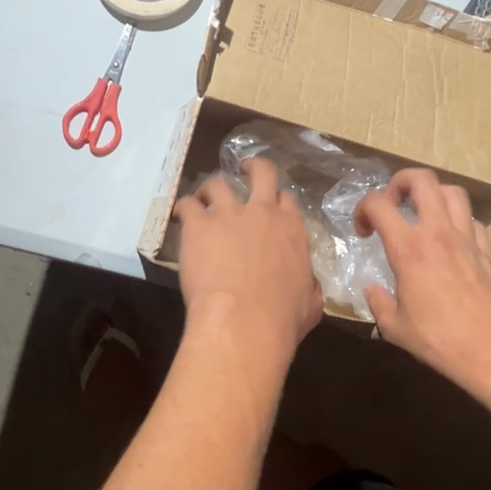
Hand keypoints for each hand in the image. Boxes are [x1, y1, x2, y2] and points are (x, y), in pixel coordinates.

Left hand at [173, 158, 322, 361]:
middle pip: (262, 172)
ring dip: (211, 188)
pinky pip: (188, 205)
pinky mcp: (199, 225)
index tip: (269, 206)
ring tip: (203, 197)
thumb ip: (309, 286)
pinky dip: (183, 208)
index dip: (277, 200)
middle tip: (244, 168)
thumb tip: (309, 285)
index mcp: (291, 229)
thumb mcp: (311, 304)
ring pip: (219, 183)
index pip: (287, 200)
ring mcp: (229, 215)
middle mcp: (262, 213)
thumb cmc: (282, 319)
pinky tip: (180, 216)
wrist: (244, 322)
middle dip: (253, 167)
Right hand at [356, 169, 490, 393]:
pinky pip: (473, 220)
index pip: (378, 204)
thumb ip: (378, 302)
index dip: (363, 209)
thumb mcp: (396, 328)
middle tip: (393, 204)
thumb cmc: (441, 341)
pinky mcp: (489, 252)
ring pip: (452, 192)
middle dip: (400, 181)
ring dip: (433, 195)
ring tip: (422, 214)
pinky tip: (451, 240)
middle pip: (422, 179)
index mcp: (409, 248)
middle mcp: (439, 233)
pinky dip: (458, 220)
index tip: (363, 231)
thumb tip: (372, 289)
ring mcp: (468, 239)